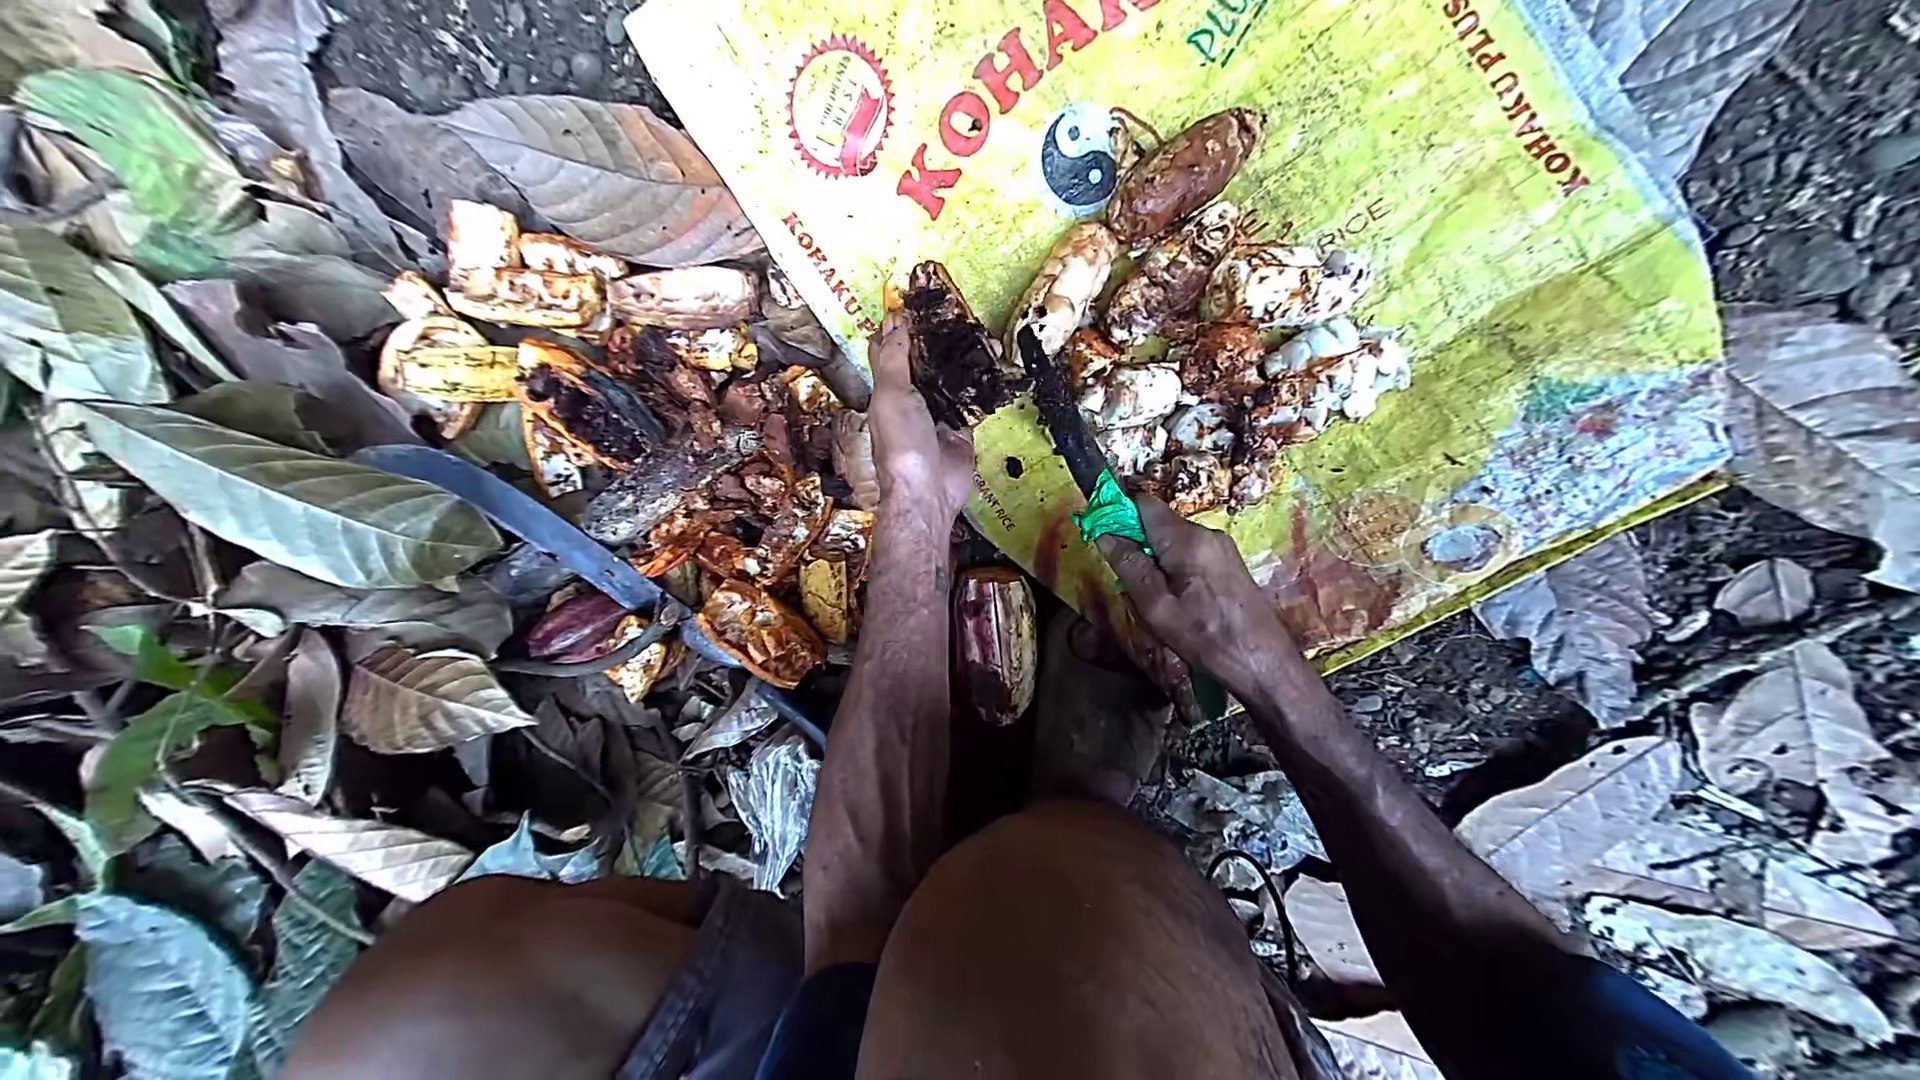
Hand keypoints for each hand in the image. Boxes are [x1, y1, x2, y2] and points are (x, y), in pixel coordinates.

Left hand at [867, 311, 974, 527]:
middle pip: (923, 362)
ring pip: (950, 378)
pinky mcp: (961, 427)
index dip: (896, 327)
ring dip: (962, 358)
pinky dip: (981, 384)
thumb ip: (894, 358)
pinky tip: (991, 365)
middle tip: (954, 313)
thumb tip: (895, 321)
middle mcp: (911, 400)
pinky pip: (972, 401)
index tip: (913, 302)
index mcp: (887, 390)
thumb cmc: (902, 445)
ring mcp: (938, 414)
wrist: (928, 490)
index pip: (888, 350)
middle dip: (935, 339)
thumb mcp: (891, 393)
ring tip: (978, 333)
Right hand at [1096, 495, 1303, 700]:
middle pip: (1158, 523)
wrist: (1265, 663)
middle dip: (1135, 543)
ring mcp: (1221, 547)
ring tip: (1152, 599)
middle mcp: (1207, 533)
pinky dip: (1173, 568)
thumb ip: (1130, 566)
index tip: (1101, 535)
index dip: (1118, 512)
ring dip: (1154, 560)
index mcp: (1187, 540)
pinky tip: (1175, 601)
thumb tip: (1104, 534)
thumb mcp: (1157, 607)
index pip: (1144, 503)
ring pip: (1172, 541)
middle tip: (1126, 581)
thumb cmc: (1207, 638)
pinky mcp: (1229, 563)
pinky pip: (1189, 553)